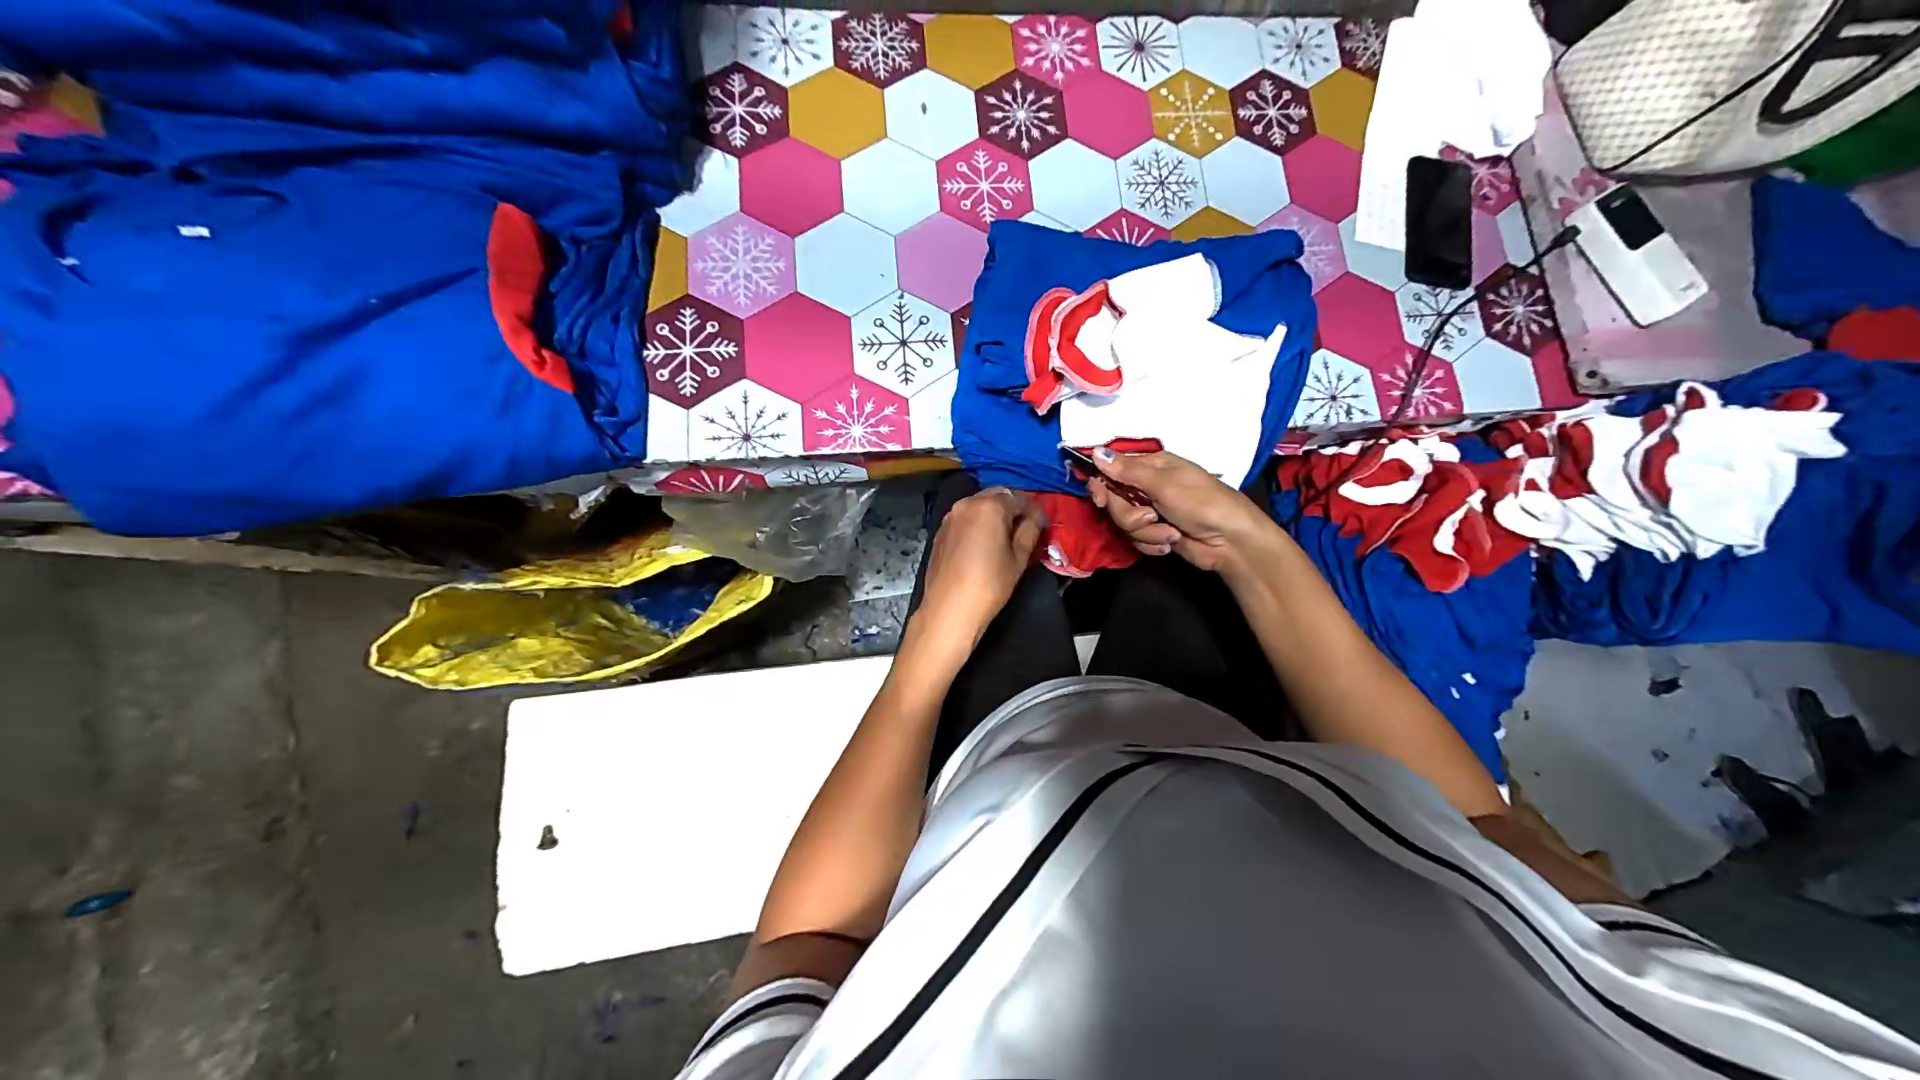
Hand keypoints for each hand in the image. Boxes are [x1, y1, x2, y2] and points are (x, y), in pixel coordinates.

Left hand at [911, 487, 1045, 653]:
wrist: (949, 608)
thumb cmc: (990, 584)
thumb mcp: (1018, 558)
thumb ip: (1030, 531)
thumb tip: (1034, 518)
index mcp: (990, 506)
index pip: (1019, 498)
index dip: (1034, 509)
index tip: (1041, 524)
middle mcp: (967, 504)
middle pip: (996, 496)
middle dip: (1012, 507)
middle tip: (1024, 528)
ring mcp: (950, 517)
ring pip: (978, 505)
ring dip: (994, 514)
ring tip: (1005, 535)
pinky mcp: (940, 531)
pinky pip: (965, 518)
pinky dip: (977, 523)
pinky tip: (983, 543)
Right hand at [1087, 448, 1274, 572]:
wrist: (1230, 540)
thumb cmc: (1201, 502)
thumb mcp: (1163, 483)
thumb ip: (1127, 470)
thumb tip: (1095, 451)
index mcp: (1150, 466)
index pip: (1111, 471)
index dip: (1102, 485)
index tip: (1099, 498)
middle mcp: (1147, 487)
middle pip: (1114, 501)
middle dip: (1129, 515)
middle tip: (1150, 516)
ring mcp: (1150, 511)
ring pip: (1124, 524)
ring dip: (1146, 532)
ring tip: (1170, 531)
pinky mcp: (1155, 533)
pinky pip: (1136, 540)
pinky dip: (1153, 543)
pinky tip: (1171, 541)